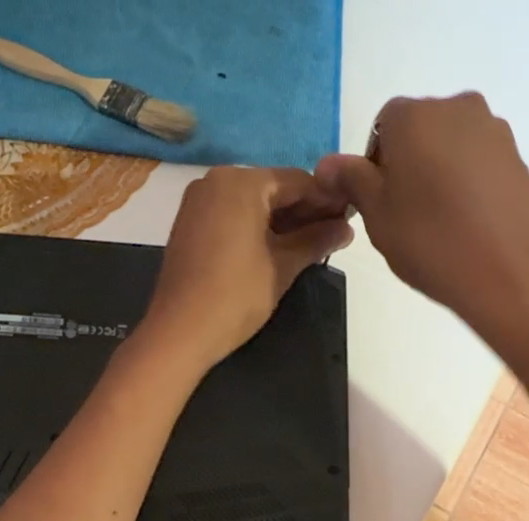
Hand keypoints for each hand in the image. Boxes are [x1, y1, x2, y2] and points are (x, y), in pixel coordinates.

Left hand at [137, 166, 353, 370]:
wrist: (179, 332)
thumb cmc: (234, 297)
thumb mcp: (282, 267)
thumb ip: (315, 241)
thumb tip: (345, 228)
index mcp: (242, 182)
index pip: (298, 181)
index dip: (327, 200)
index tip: (350, 219)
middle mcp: (216, 180)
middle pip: (273, 188)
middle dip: (303, 211)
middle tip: (332, 235)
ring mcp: (198, 202)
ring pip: (251, 203)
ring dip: (280, 221)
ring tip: (309, 246)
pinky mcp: (188, 224)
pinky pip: (230, 215)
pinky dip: (254, 228)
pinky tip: (275, 248)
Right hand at [316, 94, 528, 326]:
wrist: (509, 270)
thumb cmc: (430, 240)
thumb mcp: (376, 215)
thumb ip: (351, 181)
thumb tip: (327, 164)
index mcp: (413, 116)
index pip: (382, 127)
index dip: (375, 165)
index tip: (379, 203)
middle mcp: (455, 107)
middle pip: (418, 131)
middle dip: (407, 164)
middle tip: (405, 215)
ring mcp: (492, 129)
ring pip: (449, 146)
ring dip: (437, 173)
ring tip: (438, 222)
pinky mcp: (516, 155)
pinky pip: (477, 162)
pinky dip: (465, 183)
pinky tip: (466, 222)